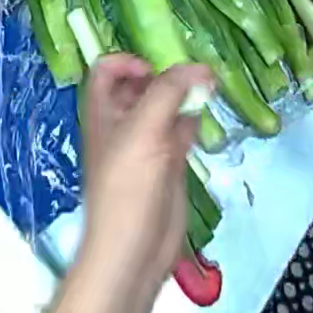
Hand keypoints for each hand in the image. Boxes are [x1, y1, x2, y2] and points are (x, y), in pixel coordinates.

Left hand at [58, 57, 214, 312]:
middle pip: (142, 84)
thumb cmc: (126, 186)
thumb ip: (169, 93)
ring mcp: (146, 142)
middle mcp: (123, 120)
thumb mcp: (144, 130)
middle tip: (196, 71)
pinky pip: (180, 129)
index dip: (128, 61)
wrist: (133, 251)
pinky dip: (193, 118)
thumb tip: (200, 67)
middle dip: (166, 75)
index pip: (108, 68)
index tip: (155, 68)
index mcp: (103, 109)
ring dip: (184, 94)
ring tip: (209, 84)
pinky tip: (206, 114)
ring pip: (165, 106)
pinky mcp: (167, 162)